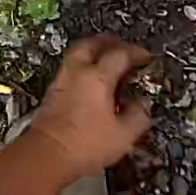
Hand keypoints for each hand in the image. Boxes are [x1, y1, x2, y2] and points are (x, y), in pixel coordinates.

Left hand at [26, 34, 153, 179]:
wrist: (49, 152)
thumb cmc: (85, 144)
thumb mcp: (124, 134)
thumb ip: (138, 115)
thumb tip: (143, 105)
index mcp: (97, 78)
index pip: (119, 55)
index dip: (135, 53)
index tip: (145, 57)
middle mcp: (77, 72)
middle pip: (92, 43)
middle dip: (110, 42)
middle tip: (123, 46)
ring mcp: (62, 79)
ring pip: (77, 52)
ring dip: (93, 49)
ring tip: (107, 57)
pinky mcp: (53, 89)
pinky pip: (70, 66)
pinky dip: (83, 63)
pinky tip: (91, 77)